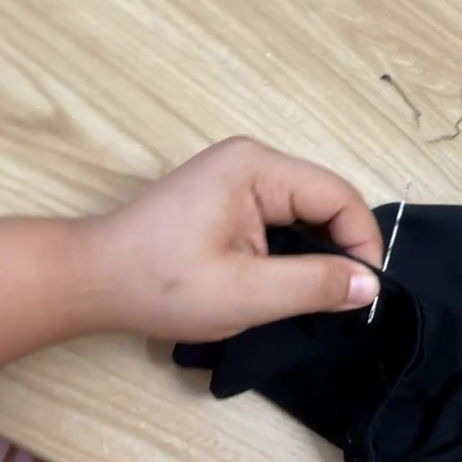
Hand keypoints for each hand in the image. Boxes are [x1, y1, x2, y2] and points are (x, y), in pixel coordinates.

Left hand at [71, 137, 385, 342]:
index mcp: (256, 169)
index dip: (362, 243)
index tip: (364, 292)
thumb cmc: (159, 285)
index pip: (338, 197)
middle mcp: (253, 161)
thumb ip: (314, 286)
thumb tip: (371, 285)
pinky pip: (285, 219)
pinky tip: (292, 281)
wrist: (91, 281)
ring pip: (308, 212)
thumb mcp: (246, 293)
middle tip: (345, 299)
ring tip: (320, 294)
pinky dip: (298, 251)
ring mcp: (240, 177)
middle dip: (342, 248)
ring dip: (321, 252)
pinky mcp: (231, 197)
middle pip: (326, 201)